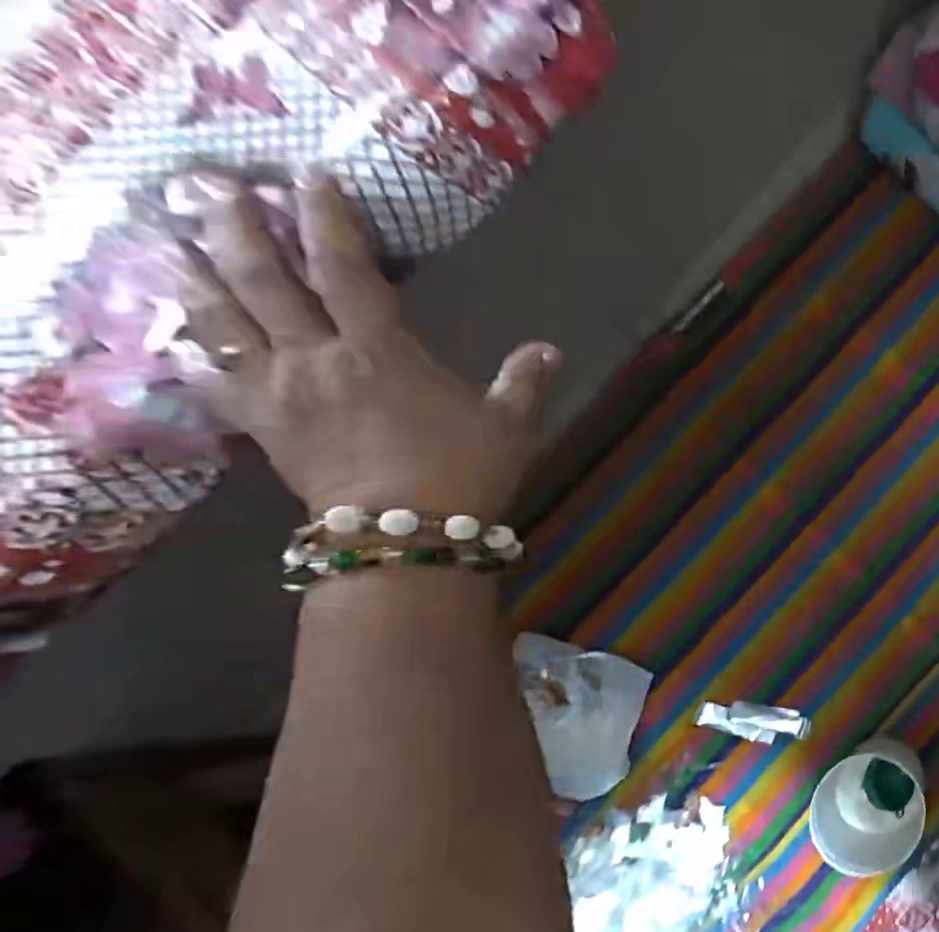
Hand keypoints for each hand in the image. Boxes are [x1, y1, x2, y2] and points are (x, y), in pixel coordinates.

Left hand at [178, 168, 557, 519]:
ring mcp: (278, 390)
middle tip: (217, 184)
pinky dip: (193, 347)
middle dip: (238, 225)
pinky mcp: (259, 424)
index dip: (329, 220)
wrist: (404, 533)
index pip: (347, 270)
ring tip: (173, 239)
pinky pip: (210, 375)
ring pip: (220, 318)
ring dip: (195, 272)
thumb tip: (551, 349)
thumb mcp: (509, 425)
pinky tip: (184, 331)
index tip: (312, 178)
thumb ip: (524, 382)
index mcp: (380, 352)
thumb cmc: (464, 473)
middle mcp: (316, 357)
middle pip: (263, 278)